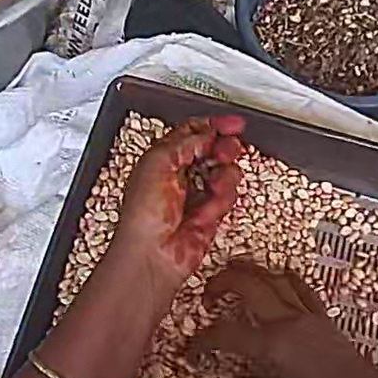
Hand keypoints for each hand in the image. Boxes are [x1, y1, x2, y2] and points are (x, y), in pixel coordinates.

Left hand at [109, 116, 245, 291]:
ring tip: (216, 184)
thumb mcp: (158, 163)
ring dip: (225, 176)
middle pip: (213, 151)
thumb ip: (184, 142)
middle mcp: (180, 175)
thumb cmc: (144, 216)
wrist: (153, 254)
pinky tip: (212, 207)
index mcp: (163, 158)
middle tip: (228, 151)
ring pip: (225, 173)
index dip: (213, 126)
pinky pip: (228, 197)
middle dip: (224, 148)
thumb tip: (206, 133)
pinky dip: (223, 198)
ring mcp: (197, 195)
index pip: (192, 134)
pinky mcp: (210, 214)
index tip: (234, 124)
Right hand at [191, 261, 377, 377]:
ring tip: (233, 273)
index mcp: (271, 347)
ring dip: (250, 271)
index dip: (202, 341)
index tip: (190, 351)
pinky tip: (274, 278)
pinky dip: (282, 278)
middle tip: (206, 296)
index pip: (225, 334)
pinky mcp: (323, 317)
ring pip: (273, 278)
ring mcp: (307, 315)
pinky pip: (299, 288)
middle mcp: (287, 322)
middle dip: (220, 283)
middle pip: (247, 285)